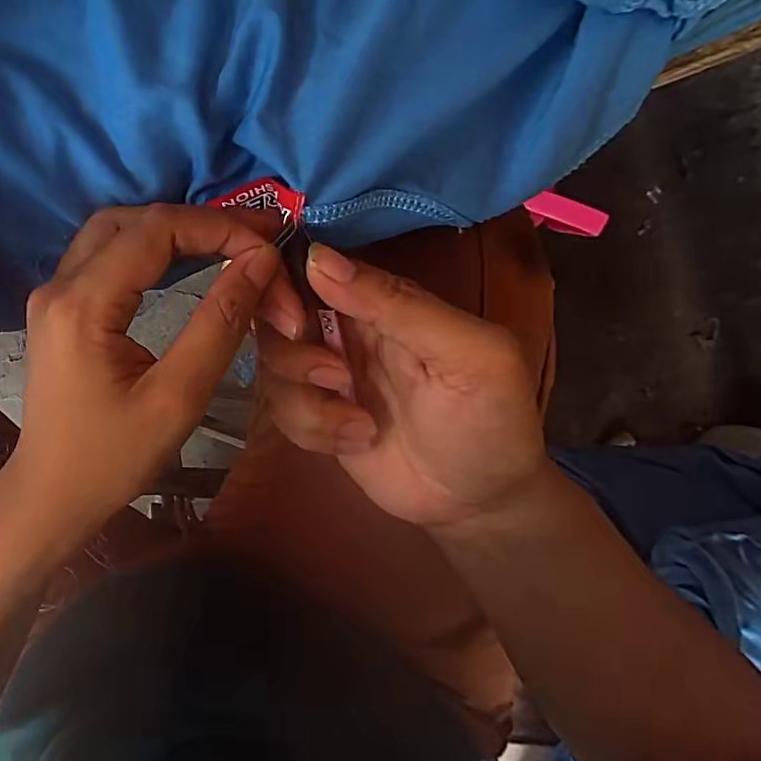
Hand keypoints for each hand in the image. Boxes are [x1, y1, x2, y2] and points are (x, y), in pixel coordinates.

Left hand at [3, 204, 304, 545]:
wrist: (50, 494)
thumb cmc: (112, 458)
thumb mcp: (177, 398)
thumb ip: (219, 322)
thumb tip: (260, 260)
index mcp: (82, 304)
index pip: (155, 231)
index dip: (218, 227)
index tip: (267, 246)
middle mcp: (59, 286)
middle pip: (132, 220)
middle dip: (197, 222)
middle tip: (253, 238)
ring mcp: (51, 294)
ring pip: (114, 230)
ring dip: (170, 230)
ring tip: (226, 244)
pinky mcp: (56, 307)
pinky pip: (102, 254)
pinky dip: (147, 248)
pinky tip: (181, 261)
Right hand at [256, 242, 549, 529]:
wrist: (479, 502)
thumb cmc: (489, 418)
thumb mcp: (465, 353)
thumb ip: (397, 303)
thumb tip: (318, 258)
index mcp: (378, 299)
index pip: (310, 267)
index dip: (283, 283)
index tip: (293, 318)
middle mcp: (340, 328)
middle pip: (274, 314)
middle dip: (291, 351)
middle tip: (334, 378)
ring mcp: (320, 372)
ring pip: (271, 364)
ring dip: (308, 398)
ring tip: (362, 422)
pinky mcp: (310, 412)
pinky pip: (277, 407)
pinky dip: (313, 429)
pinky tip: (357, 440)